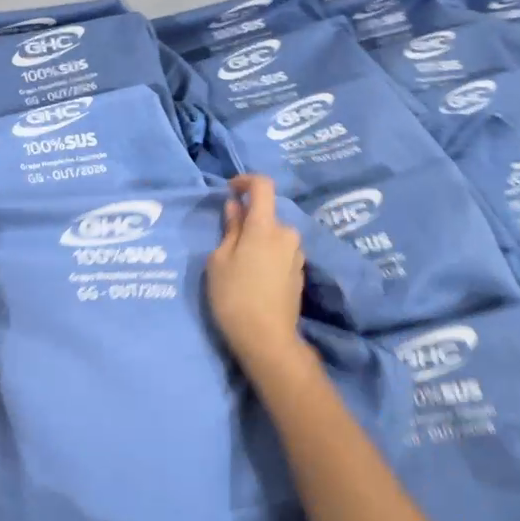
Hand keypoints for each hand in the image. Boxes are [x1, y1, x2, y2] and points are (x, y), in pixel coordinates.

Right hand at [207, 175, 308, 368]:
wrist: (267, 339)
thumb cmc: (234, 296)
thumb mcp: (219, 261)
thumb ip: (230, 229)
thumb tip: (236, 207)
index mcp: (266, 226)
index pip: (263, 186)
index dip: (246, 181)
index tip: (231, 190)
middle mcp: (287, 235)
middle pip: (267, 216)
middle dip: (249, 221)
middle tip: (227, 242)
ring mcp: (296, 255)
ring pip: (274, 236)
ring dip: (259, 241)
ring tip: (239, 265)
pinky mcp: (299, 274)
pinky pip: (280, 254)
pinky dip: (267, 256)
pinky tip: (254, 279)